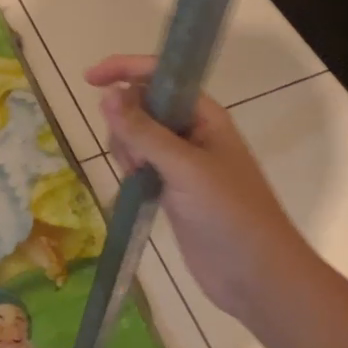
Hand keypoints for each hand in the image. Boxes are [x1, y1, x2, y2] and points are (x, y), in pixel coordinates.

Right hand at [87, 56, 314, 318]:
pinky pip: (139, 161)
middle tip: (135, 155)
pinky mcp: (171, 187)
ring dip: (126, 146)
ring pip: (136, 133)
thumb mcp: (184, 167)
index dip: (124, 68)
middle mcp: (191, 130)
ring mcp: (180, 160)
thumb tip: (106, 95)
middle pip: (141, 103)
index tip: (90, 79)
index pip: (159, 74)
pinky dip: (129, 166)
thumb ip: (143, 131)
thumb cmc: (230, 213)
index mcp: (203, 114)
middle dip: (125, 120)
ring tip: (139, 175)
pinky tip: (135, 184)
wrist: (257, 278)